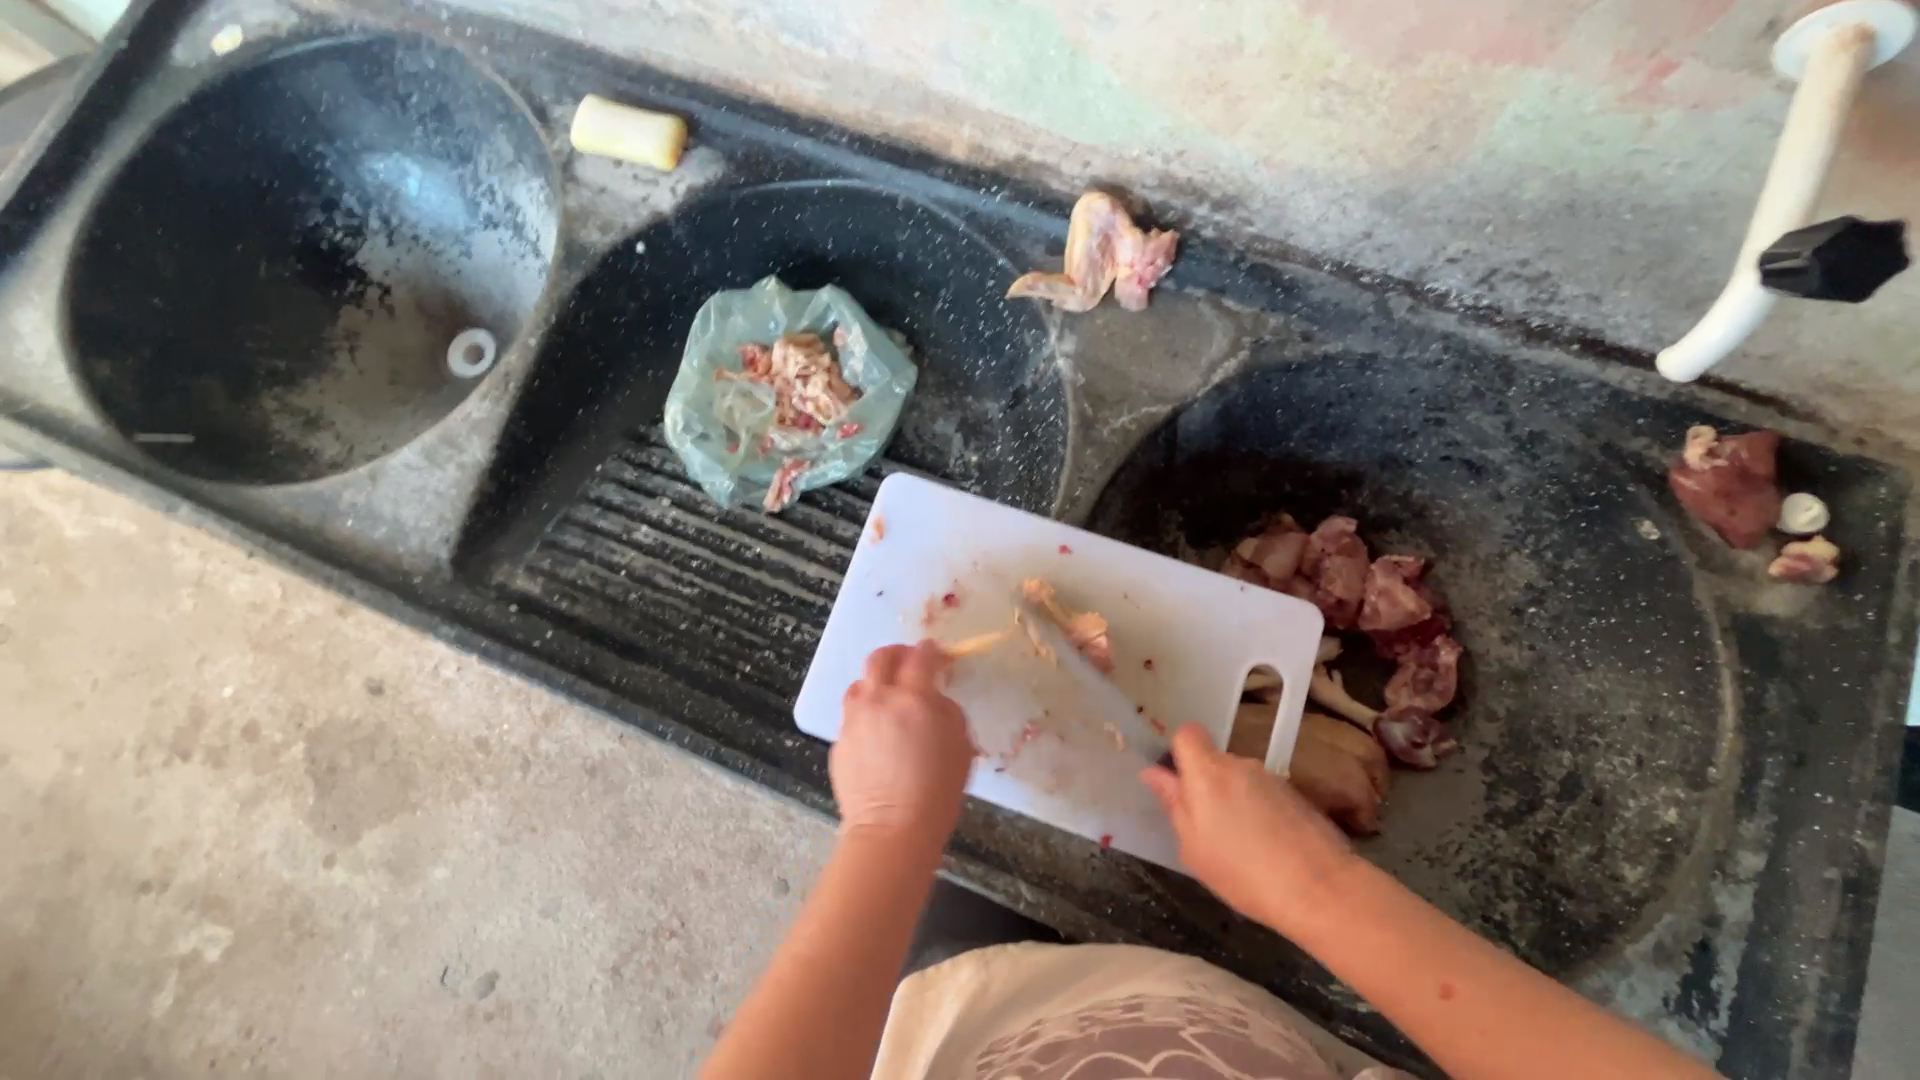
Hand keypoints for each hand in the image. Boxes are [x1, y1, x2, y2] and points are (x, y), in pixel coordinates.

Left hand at [831, 641, 974, 850]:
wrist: (892, 828)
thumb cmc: (937, 789)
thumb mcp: (961, 744)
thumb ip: (947, 710)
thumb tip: (934, 698)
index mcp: (914, 697)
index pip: (920, 657)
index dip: (930, 651)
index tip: (937, 654)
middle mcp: (879, 700)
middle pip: (880, 658)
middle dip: (896, 654)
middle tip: (909, 662)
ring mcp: (854, 720)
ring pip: (860, 685)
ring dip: (875, 683)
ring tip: (888, 697)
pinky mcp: (840, 742)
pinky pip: (851, 716)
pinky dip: (865, 714)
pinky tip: (877, 734)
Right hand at [1140, 724, 1358, 933]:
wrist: (1321, 890)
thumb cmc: (1243, 872)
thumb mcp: (1193, 847)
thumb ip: (1174, 804)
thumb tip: (1154, 773)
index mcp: (1208, 772)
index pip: (1187, 733)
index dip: (1179, 751)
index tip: (1178, 782)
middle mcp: (1240, 764)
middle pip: (1214, 761)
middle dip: (1207, 785)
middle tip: (1207, 828)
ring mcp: (1272, 778)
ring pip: (1240, 779)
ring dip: (1235, 800)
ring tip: (1242, 844)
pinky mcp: (1297, 796)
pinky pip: (1265, 794)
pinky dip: (1260, 812)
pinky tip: (1269, 848)